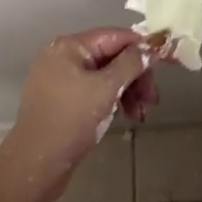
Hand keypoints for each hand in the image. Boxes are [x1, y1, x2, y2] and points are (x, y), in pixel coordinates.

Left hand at [5, 28, 159, 182]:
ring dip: (127, 92)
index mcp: (70, 47)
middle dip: (135, 76)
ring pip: (105, 76)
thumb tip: (150, 46)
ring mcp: (61, 80)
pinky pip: (94, 92)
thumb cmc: (70, 120)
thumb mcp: (106, 89)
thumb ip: (131, 64)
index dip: (143, 48)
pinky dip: (112, 101)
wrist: (36, 165)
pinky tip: (125, 116)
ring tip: (141, 115)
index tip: (166, 62)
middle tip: (153, 99)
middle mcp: (63, 57)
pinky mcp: (63, 101)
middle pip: (111, 57)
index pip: (115, 37)